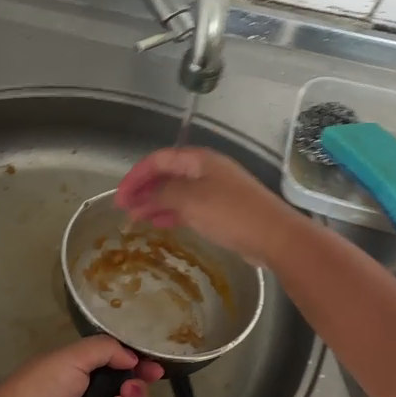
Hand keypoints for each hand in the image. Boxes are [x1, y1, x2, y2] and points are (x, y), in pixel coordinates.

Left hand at [0, 336, 165, 396]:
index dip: (138, 366)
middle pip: (125, 390)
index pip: (117, 363)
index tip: (156, 371)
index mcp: (80, 366)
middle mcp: (85, 391)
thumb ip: (106, 350)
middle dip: (134, 391)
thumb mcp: (73, 357)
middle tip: (128, 393)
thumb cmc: (44, 385)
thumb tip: (132, 357)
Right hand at [115, 147, 308, 264]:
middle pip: (167, 174)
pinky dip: (172, 214)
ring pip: (177, 192)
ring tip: (136, 219)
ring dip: (155, 203)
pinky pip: (189, 207)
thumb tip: (142, 197)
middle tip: (124, 209)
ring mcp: (216, 190)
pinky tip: (160, 225)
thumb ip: (163, 194)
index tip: (119, 196)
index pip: (158, 159)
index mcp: (199, 160)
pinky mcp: (222, 210)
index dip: (135, 175)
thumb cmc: (231, 213)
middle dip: (143, 190)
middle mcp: (206, 170)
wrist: (275, 237)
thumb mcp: (191, 200)